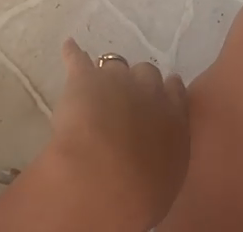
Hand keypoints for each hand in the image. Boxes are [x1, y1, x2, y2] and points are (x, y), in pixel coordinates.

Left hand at [41, 40, 191, 229]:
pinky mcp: (85, 78)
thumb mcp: (167, 179)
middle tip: (124, 101)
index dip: (164, 90)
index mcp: (173, 116)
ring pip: (114, 66)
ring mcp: (116, 80)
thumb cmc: (141, 193)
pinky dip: (72, 53)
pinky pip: (78, 58)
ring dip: (108, 76)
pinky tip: (69, 48)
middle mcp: (149, 90)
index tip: (158, 95)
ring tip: (97, 90)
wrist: (105, 178)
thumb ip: (166, 153)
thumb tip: (159, 149)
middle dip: (136, 83)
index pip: (173, 89)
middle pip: (146, 72)